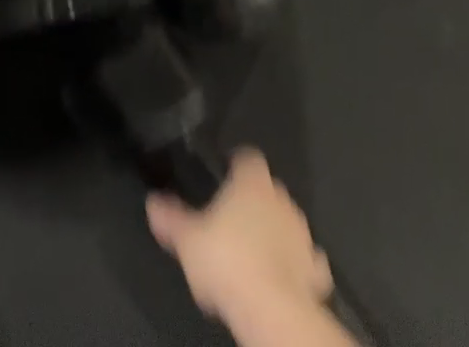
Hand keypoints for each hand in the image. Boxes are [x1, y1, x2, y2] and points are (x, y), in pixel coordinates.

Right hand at [146, 150, 334, 321]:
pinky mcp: (315, 268)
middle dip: (252, 200)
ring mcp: (302, 234)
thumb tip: (153, 202)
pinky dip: (292, 263)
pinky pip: (303, 258)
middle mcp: (281, 202)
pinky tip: (276, 276)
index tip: (225, 172)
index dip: (236, 162)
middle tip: (228, 218)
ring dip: (273, 231)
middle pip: (268, 189)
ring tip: (249, 252)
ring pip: (286, 222)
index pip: (247, 157)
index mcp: (251, 185)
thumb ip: (170, 217)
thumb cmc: (225, 262)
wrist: (270, 310)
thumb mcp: (186, 239)